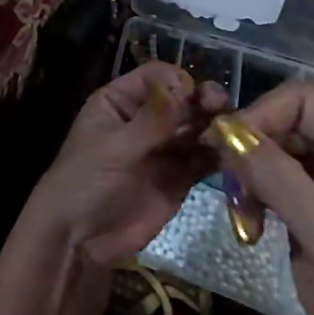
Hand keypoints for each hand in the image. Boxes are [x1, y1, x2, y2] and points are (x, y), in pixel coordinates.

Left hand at [26, 61, 230, 266]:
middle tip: (222, 109)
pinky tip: (234, 154)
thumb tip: (183, 87)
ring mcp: (163, 148)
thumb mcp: (114, 148)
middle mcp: (143, 119)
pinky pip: (205, 158)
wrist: (79, 237)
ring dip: (216, 127)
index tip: (192, 96)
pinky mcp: (179, 176)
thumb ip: (150, 121)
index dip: (177, 82)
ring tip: (232, 133)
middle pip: (182, 100)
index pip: (156, 77)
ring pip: (198, 127)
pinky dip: (219, 154)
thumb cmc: (84, 183)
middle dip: (203, 102)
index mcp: (118, 102)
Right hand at [206, 83, 313, 314]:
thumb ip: (281, 180)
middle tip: (230, 190)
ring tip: (242, 218)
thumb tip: (228, 131)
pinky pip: (279, 181)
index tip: (223, 148)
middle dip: (252, 151)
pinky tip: (250, 227)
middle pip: (290, 124)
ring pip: (278, 152)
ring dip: (250, 179)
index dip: (261, 115)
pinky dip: (256, 198)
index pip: (309, 103)